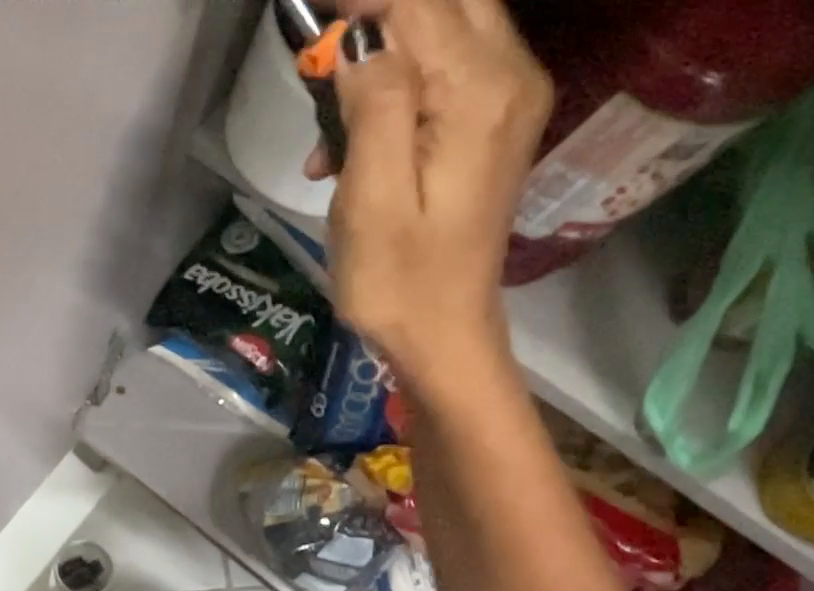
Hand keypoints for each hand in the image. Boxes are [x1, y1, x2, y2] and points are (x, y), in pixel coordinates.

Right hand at [313, 0, 552, 396]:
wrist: (442, 334)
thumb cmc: (396, 280)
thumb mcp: (371, 199)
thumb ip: (373, 107)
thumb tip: (359, 42)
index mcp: (477, 94)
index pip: (417, 3)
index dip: (357, 7)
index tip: (305, 21)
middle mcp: (509, 78)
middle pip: (444, 1)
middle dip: (376, 17)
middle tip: (316, 60)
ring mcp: (508, 98)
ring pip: (447, 24)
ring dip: (382, 50)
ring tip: (327, 111)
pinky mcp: (493, 122)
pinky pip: (449, 65)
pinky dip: (395, 81)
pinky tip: (350, 138)